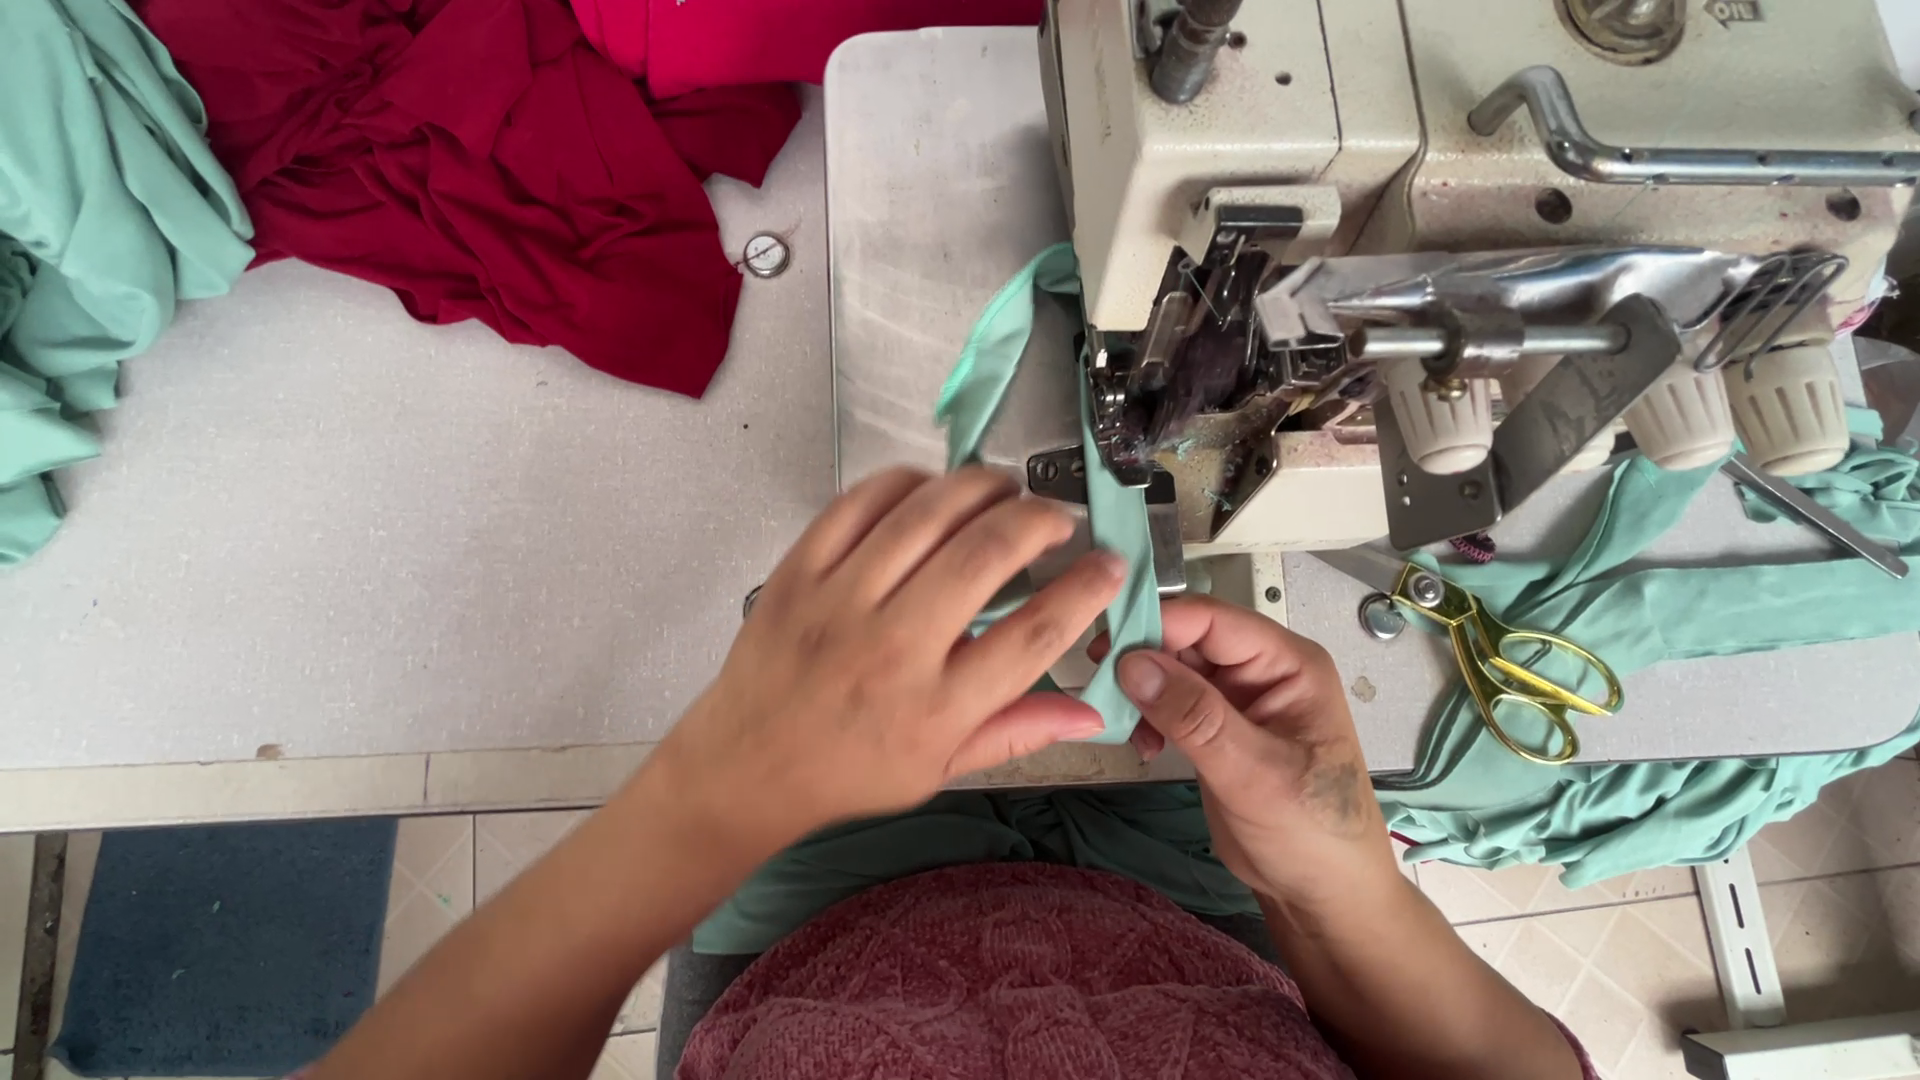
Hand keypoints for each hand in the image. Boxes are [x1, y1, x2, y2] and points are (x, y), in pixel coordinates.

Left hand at [650, 466, 1124, 852]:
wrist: (747, 765)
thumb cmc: (851, 771)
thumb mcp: (940, 768)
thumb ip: (1017, 731)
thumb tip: (1092, 710)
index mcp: (936, 706)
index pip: (1035, 634)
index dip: (1086, 590)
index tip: (1109, 564)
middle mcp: (893, 646)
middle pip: (987, 555)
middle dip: (1039, 520)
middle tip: (1057, 517)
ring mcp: (840, 601)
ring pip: (928, 514)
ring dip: (981, 487)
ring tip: (1005, 488)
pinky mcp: (799, 569)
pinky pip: (861, 502)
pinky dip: (907, 482)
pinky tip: (932, 489)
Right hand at [1091, 595, 1400, 908]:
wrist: (1322, 896)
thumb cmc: (1310, 834)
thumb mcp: (1254, 774)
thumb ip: (1194, 716)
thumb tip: (1131, 663)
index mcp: (1286, 663)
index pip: (1211, 620)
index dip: (1157, 624)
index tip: (1105, 648)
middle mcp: (1260, 668)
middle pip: (1186, 638)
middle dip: (1142, 658)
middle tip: (1100, 687)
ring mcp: (1236, 696)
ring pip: (1171, 668)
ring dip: (1141, 690)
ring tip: (1125, 727)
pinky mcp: (1214, 725)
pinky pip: (1169, 700)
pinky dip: (1147, 715)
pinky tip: (1144, 746)